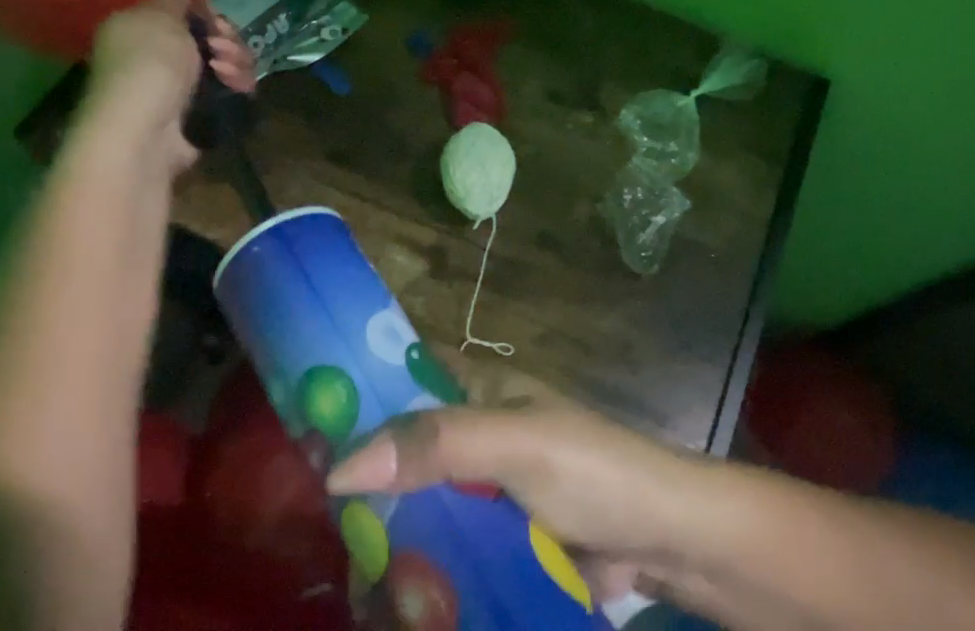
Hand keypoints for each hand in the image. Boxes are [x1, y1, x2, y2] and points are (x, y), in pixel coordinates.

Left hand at [82, 0, 256, 174]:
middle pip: (209, 38)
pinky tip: (234, 84)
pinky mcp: (203, 113)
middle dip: (225, 37)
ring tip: (225, 69)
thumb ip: (173, 1)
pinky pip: (231, 90)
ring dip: (234, 60)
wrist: (146, 130)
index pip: (182, 14)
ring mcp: (182, 87)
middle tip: (221, 44)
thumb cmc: (147, 64)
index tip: (214, 17)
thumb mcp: (158, 17)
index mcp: (140, 31)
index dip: (204, 12)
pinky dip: (237, 83)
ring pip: (225, 63)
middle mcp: (158, 58)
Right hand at [325, 350, 710, 602]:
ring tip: (365, 573)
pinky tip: (398, 596)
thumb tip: (340, 465)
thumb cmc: (594, 470)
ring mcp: (484, 492)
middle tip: (326, 525)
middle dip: (366, 488)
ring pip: (416, 508)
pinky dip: (423, 572)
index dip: (353, 396)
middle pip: (399, 454)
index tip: (305, 436)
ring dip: (392, 540)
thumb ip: (436, 443)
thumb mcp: (515, 442)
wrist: (668, 537)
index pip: (399, 378)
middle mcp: (473, 435)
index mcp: (477, 392)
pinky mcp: (496, 540)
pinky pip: (444, 551)